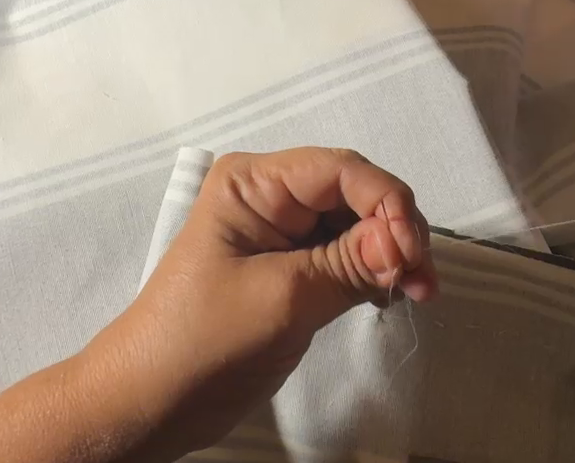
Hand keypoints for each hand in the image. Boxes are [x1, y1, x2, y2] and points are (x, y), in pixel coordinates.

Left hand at [0, 148, 435, 462]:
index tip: (413, 250)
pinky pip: (348, 252)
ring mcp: (285, 229)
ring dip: (392, 250)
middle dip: (394, 227)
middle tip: (424, 277)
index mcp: (255, 182)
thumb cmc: (202, 341)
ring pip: (358, 222)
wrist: (150, 404)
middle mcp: (273, 193)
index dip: (385, 201)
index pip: (339, 169)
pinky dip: (376, 268)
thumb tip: (407, 244)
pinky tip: (396, 291)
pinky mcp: (295, 264)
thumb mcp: (281, 299)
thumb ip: (349, 264)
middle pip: (354, 192)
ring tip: (419, 290)